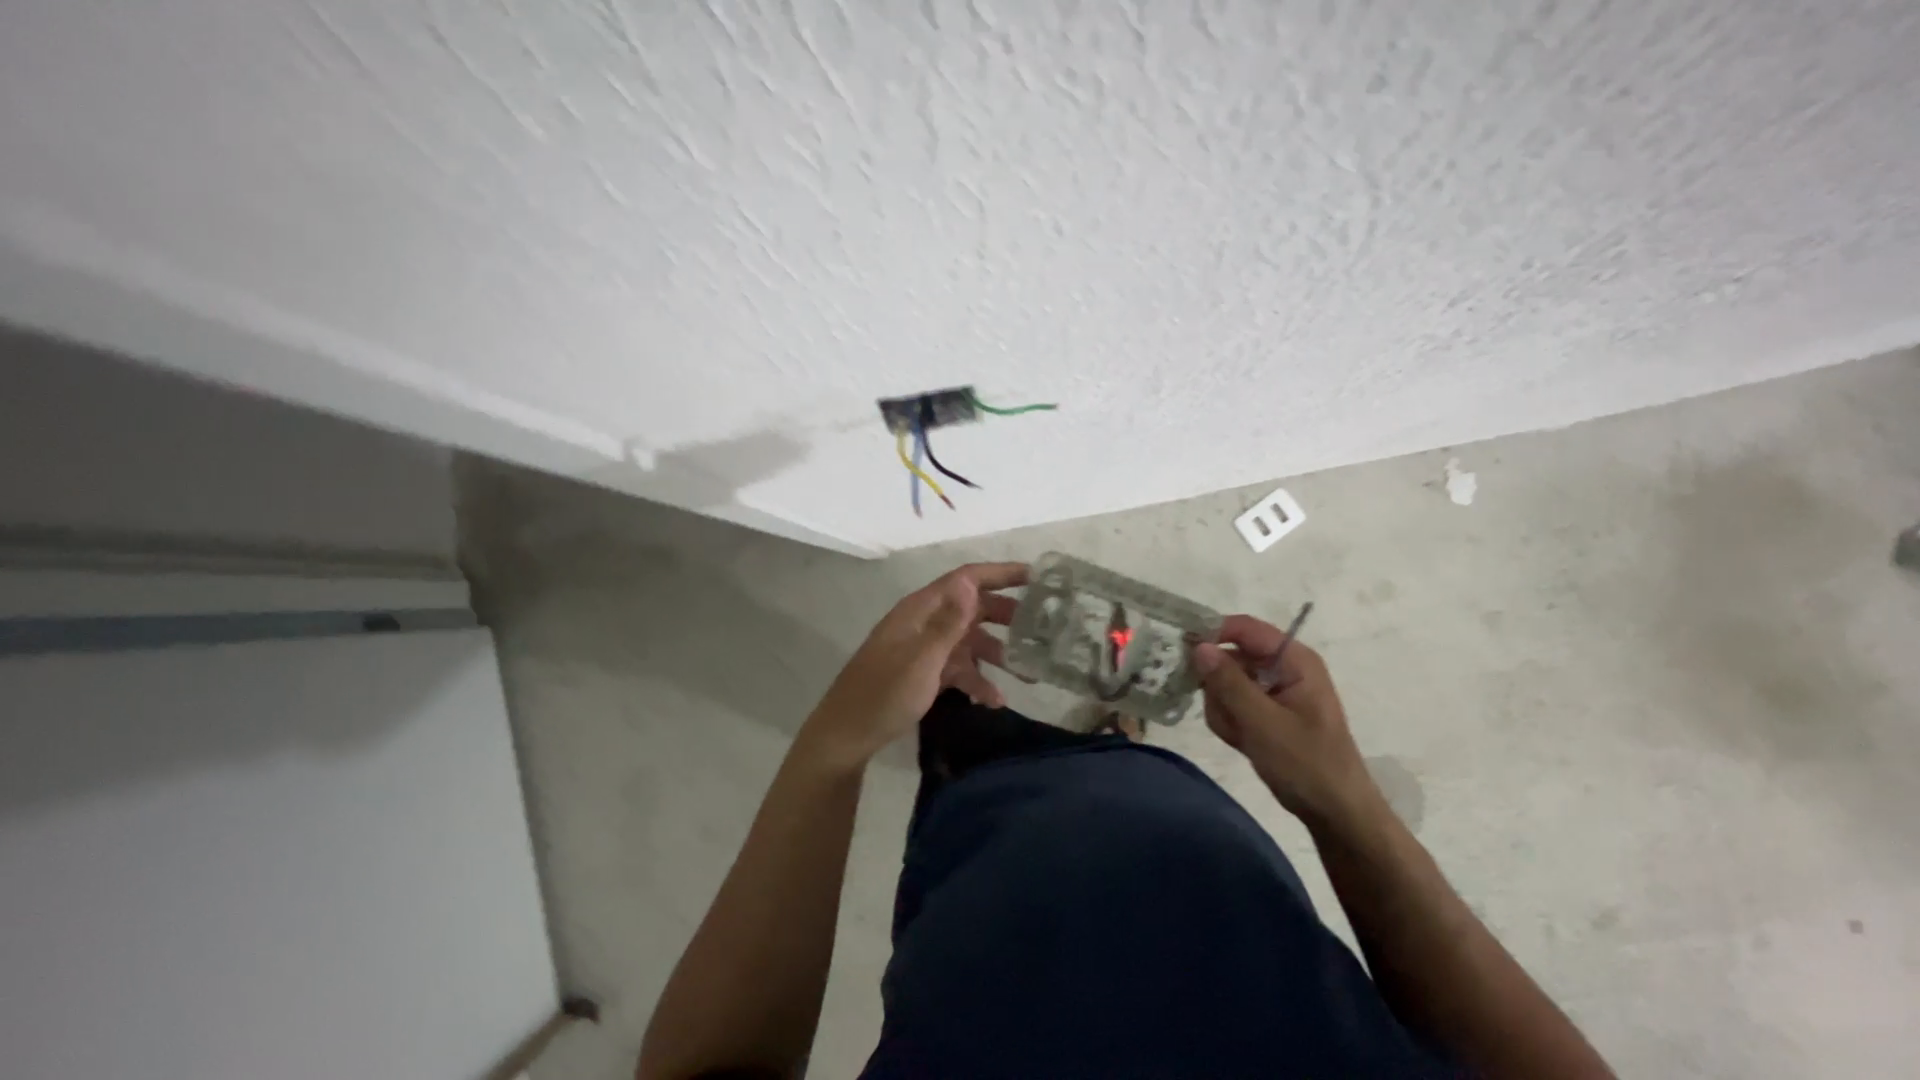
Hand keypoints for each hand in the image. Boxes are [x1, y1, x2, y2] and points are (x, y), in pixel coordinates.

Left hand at [799, 562, 1028, 768]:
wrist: (847, 735)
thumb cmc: (884, 694)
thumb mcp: (922, 660)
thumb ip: (948, 622)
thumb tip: (970, 581)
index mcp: (921, 609)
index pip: (967, 578)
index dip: (1002, 573)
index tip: (1039, 577)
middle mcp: (924, 622)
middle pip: (972, 607)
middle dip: (1006, 616)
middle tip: (1041, 628)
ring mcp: (924, 648)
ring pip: (969, 640)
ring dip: (997, 653)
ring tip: (1029, 672)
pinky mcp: (924, 673)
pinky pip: (958, 668)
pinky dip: (977, 681)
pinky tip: (996, 701)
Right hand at [1191, 615, 1381, 827]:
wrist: (1334, 811)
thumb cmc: (1306, 764)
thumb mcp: (1263, 723)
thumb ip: (1228, 683)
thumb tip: (1199, 647)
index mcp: (1294, 660)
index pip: (1244, 628)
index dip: (1212, 635)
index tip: (1183, 655)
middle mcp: (1284, 667)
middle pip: (1231, 657)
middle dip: (1219, 688)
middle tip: (1227, 716)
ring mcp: (1274, 690)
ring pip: (1226, 684)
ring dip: (1224, 710)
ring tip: (1241, 736)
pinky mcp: (1266, 711)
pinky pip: (1232, 704)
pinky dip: (1231, 722)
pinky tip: (1243, 742)